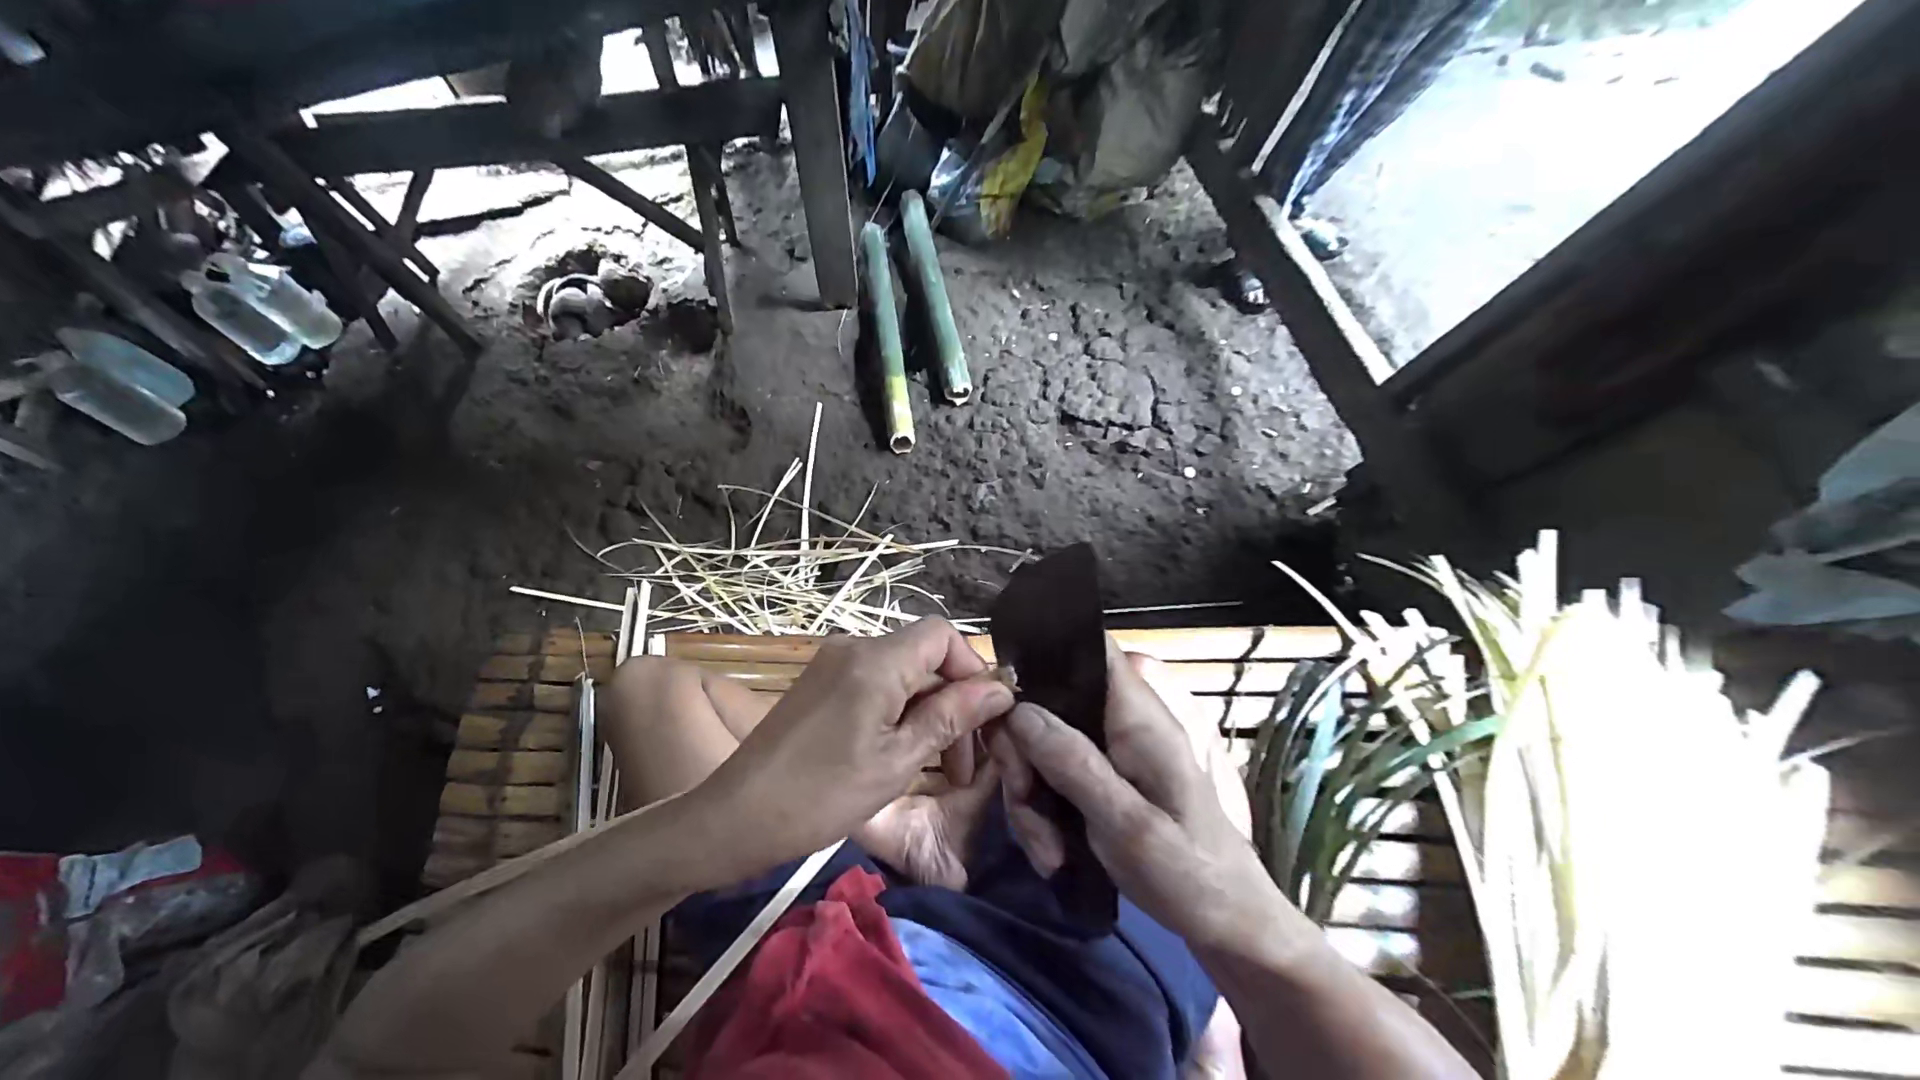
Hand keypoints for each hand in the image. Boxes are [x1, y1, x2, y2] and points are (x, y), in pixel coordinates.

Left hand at [699, 618, 1013, 872]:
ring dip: (927, 712)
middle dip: (953, 702)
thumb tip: (1000, 690)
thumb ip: (952, 717)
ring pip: (901, 673)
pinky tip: (901, 754)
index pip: (943, 635)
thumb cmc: (823, 794)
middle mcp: (854, 647)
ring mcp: (833, 663)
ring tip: (939, 770)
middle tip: (965, 766)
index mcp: (876, 659)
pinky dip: (898, 711)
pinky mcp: (820, 683)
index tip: (983, 719)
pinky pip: (874, 683)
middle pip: (923, 656)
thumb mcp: (898, 759)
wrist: (737, 817)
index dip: (972, 668)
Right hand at [988, 636, 1283, 954]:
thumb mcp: (1127, 825)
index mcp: (1139, 719)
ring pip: (1044, 746)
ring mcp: (1111, 753)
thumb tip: (1021, 712)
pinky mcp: (1103, 779)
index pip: (1094, 650)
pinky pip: (1054, 776)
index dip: (1047, 654)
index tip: (1008, 699)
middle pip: (1051, 706)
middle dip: (1024, 753)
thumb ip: (1074, 764)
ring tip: (1046, 849)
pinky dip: (1044, 811)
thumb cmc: (1188, 874)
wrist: (1225, 925)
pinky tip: (1052, 853)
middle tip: (1023, 799)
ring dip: (1031, 795)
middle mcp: (1122, 724)